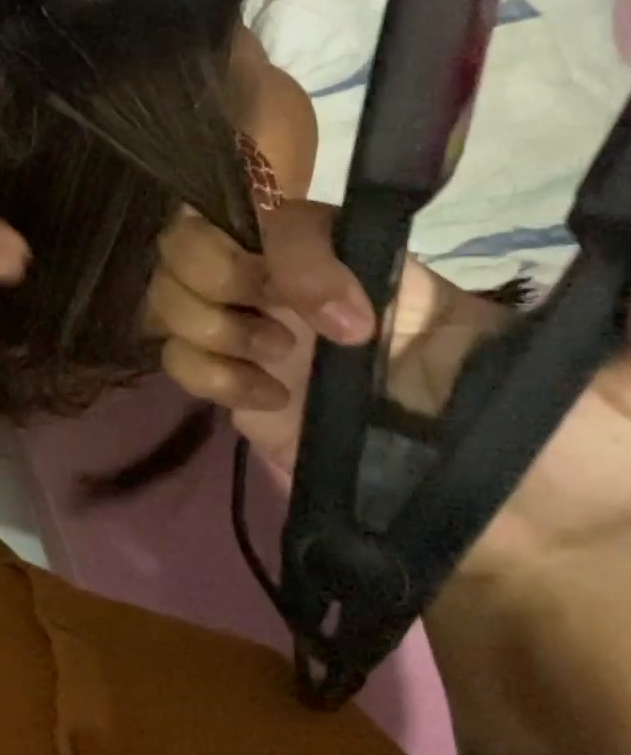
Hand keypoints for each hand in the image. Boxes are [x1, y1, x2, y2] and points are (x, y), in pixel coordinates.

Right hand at [173, 201, 630, 583]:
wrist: (518, 536)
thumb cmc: (565, 454)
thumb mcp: (602, 374)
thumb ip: (601, 313)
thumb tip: (619, 236)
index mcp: (374, 270)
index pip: (292, 218)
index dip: (294, 254)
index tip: (351, 327)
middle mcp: (298, 292)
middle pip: (199, 237)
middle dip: (215, 275)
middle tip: (278, 338)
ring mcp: (258, 339)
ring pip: (170, 291)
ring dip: (205, 327)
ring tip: (272, 372)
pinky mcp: (233, 390)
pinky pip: (173, 358)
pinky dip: (202, 375)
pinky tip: (262, 404)